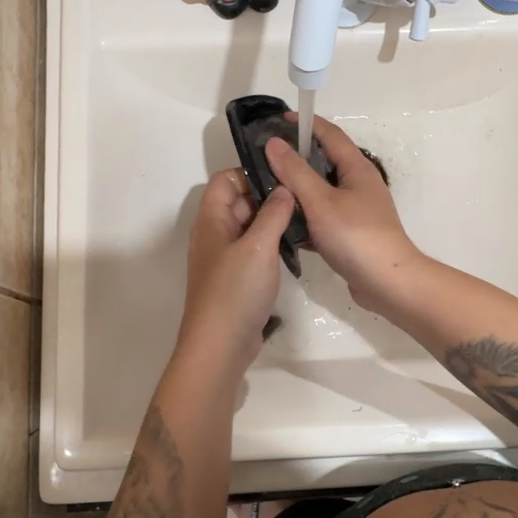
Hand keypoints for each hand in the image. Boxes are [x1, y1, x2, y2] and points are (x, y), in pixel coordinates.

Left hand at [178, 169, 294, 370]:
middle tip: (304, 198)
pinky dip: (271, 246)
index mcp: (211, 220)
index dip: (251, 173)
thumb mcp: (259, 246)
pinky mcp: (237, 279)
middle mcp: (215, 234)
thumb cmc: (235, 290)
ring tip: (305, 220)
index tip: (283, 178)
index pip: (225, 180)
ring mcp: (225, 258)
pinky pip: (254, 251)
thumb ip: (273, 214)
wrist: (220, 345)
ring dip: (273, 223)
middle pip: (239, 201)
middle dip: (268, 197)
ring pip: (249, 227)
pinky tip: (294, 250)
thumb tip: (285, 189)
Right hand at [264, 117, 426, 316]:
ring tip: (266, 192)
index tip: (276, 121)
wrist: (388, 283)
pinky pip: (323, 218)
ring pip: (321, 193)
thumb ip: (295, 172)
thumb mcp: (320, 201)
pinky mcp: (351, 234)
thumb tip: (274, 143)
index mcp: (356, 168)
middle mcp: (358, 185)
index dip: (304, 124)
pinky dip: (305, 219)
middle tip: (263, 160)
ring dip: (297, 191)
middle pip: (324, 163)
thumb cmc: (356, 236)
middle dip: (295, 159)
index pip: (330, 134)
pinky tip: (284, 226)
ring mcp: (356, 211)